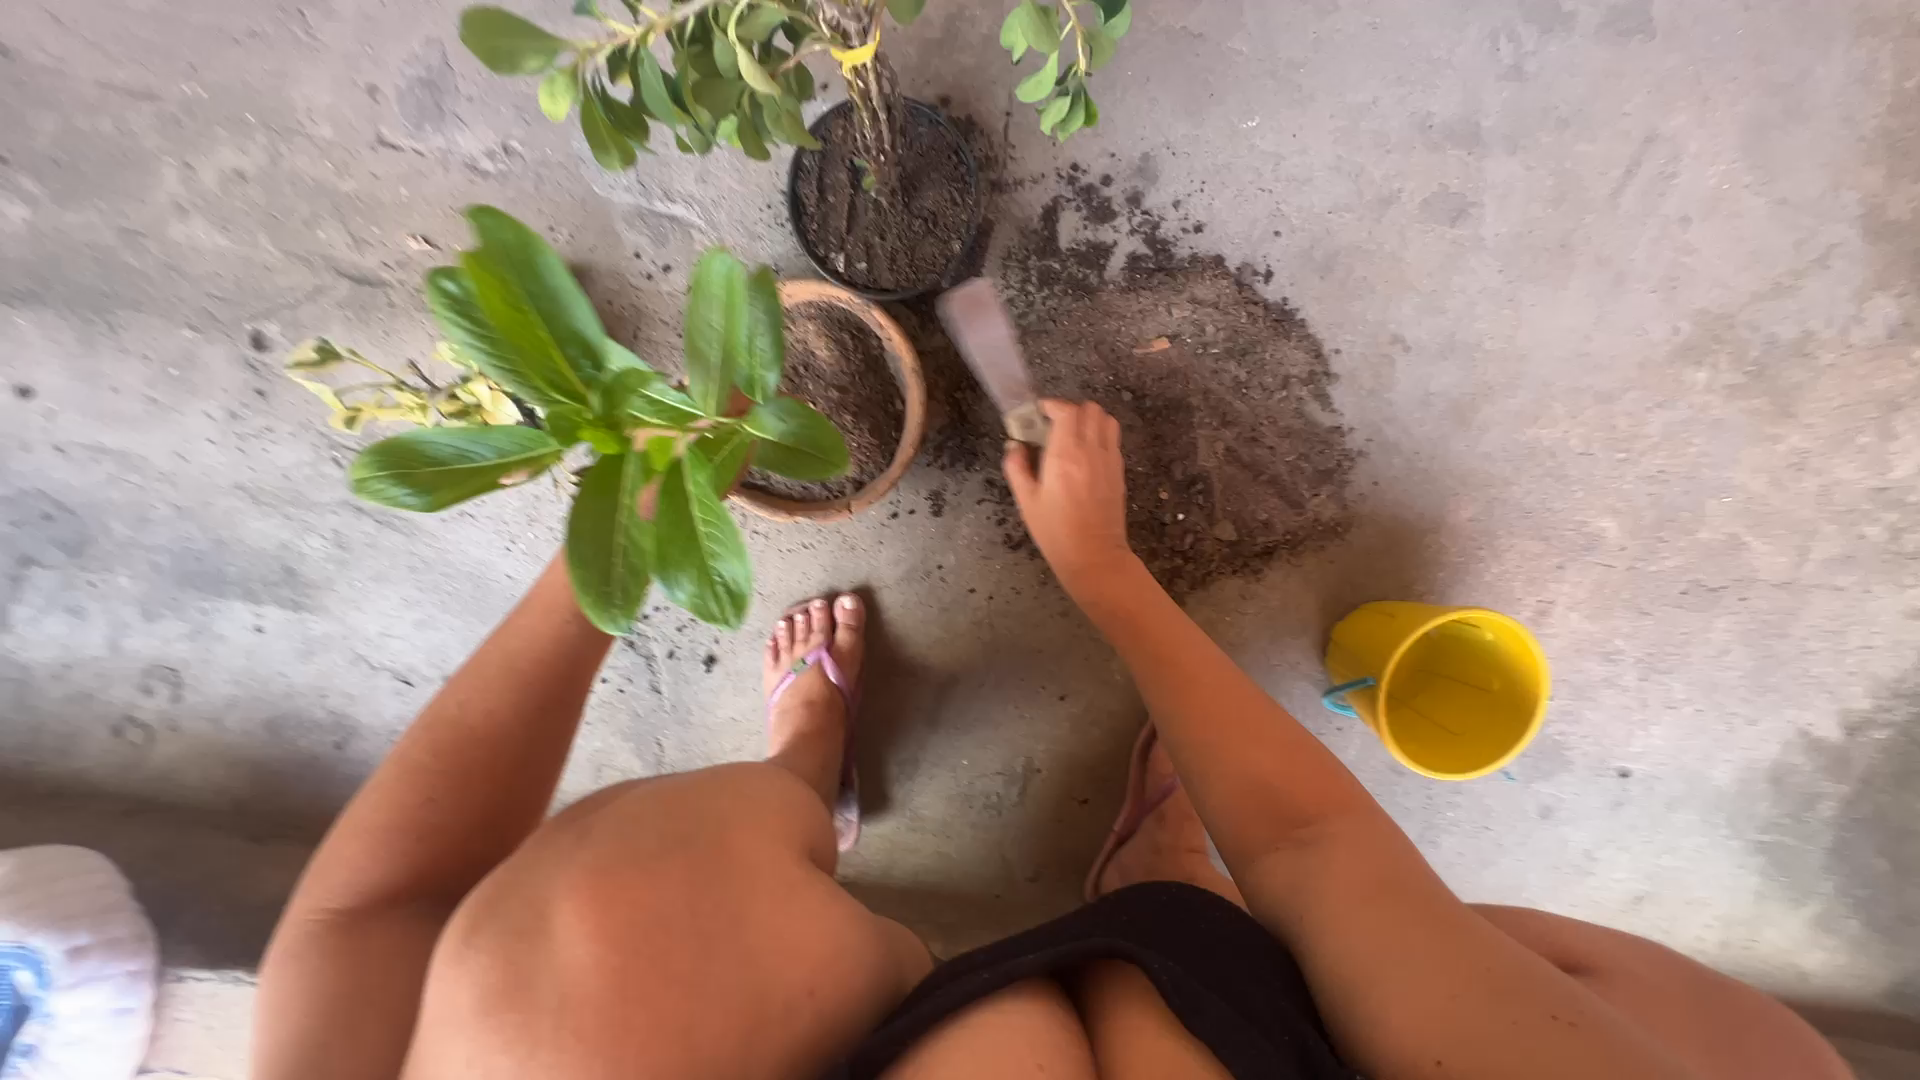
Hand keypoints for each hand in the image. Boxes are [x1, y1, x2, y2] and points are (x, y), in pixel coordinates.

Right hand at [1003, 399, 1135, 591]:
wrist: (1093, 555)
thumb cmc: (1055, 531)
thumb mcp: (1026, 501)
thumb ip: (1017, 468)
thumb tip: (1014, 445)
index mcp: (1064, 455)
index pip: (1066, 411)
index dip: (1052, 405)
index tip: (1039, 413)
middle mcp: (1090, 451)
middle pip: (1090, 409)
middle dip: (1071, 410)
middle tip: (1055, 425)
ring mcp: (1109, 460)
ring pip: (1107, 420)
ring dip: (1090, 420)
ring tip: (1074, 435)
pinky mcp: (1119, 471)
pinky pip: (1113, 439)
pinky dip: (1100, 436)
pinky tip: (1086, 454)